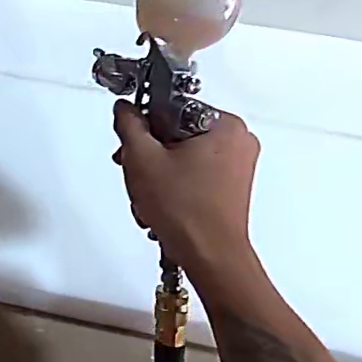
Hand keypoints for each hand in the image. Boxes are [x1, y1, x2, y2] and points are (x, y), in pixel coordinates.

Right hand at [112, 100, 260, 285]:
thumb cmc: (186, 212)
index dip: (144, 127)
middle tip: (137, 169)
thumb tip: (125, 109)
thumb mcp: (141, 158)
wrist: (209, 254)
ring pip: (180, 152)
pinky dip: (172, 182)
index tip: (133, 143)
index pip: (170, 107)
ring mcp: (236, 164)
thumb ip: (129, 125)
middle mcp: (237, 140)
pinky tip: (161, 200)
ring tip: (150, 192)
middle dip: (149, 151)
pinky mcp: (229, 183)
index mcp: (224, 124)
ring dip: (157, 170)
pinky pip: (192, 170)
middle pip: (174, 130)